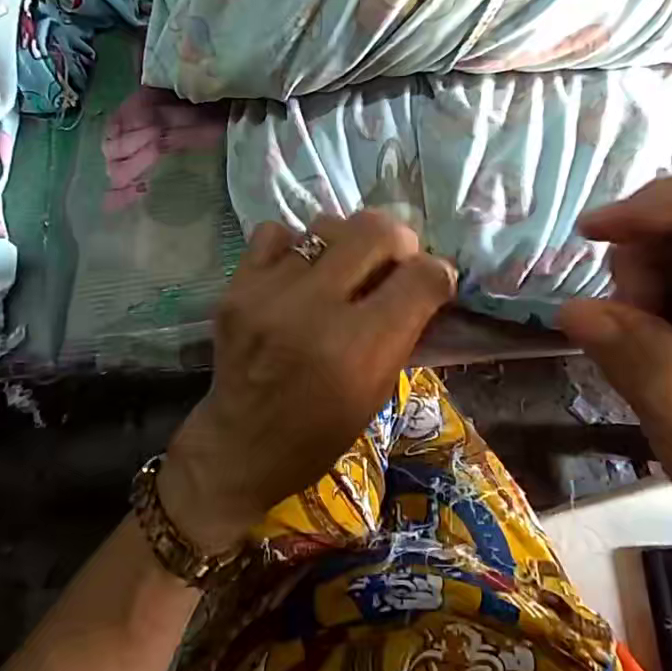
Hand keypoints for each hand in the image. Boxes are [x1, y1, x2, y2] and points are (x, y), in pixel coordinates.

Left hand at [158, 212, 456, 553]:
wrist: (242, 445)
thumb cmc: (320, 432)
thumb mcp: (377, 390)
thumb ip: (403, 331)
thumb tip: (425, 279)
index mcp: (358, 349)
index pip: (422, 276)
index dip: (436, 274)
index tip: (430, 282)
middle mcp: (313, 310)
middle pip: (375, 230)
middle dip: (397, 242)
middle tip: (391, 263)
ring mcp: (268, 294)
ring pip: (326, 225)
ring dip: (345, 244)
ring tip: (340, 271)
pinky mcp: (235, 288)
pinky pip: (275, 234)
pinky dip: (294, 248)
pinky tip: (296, 274)